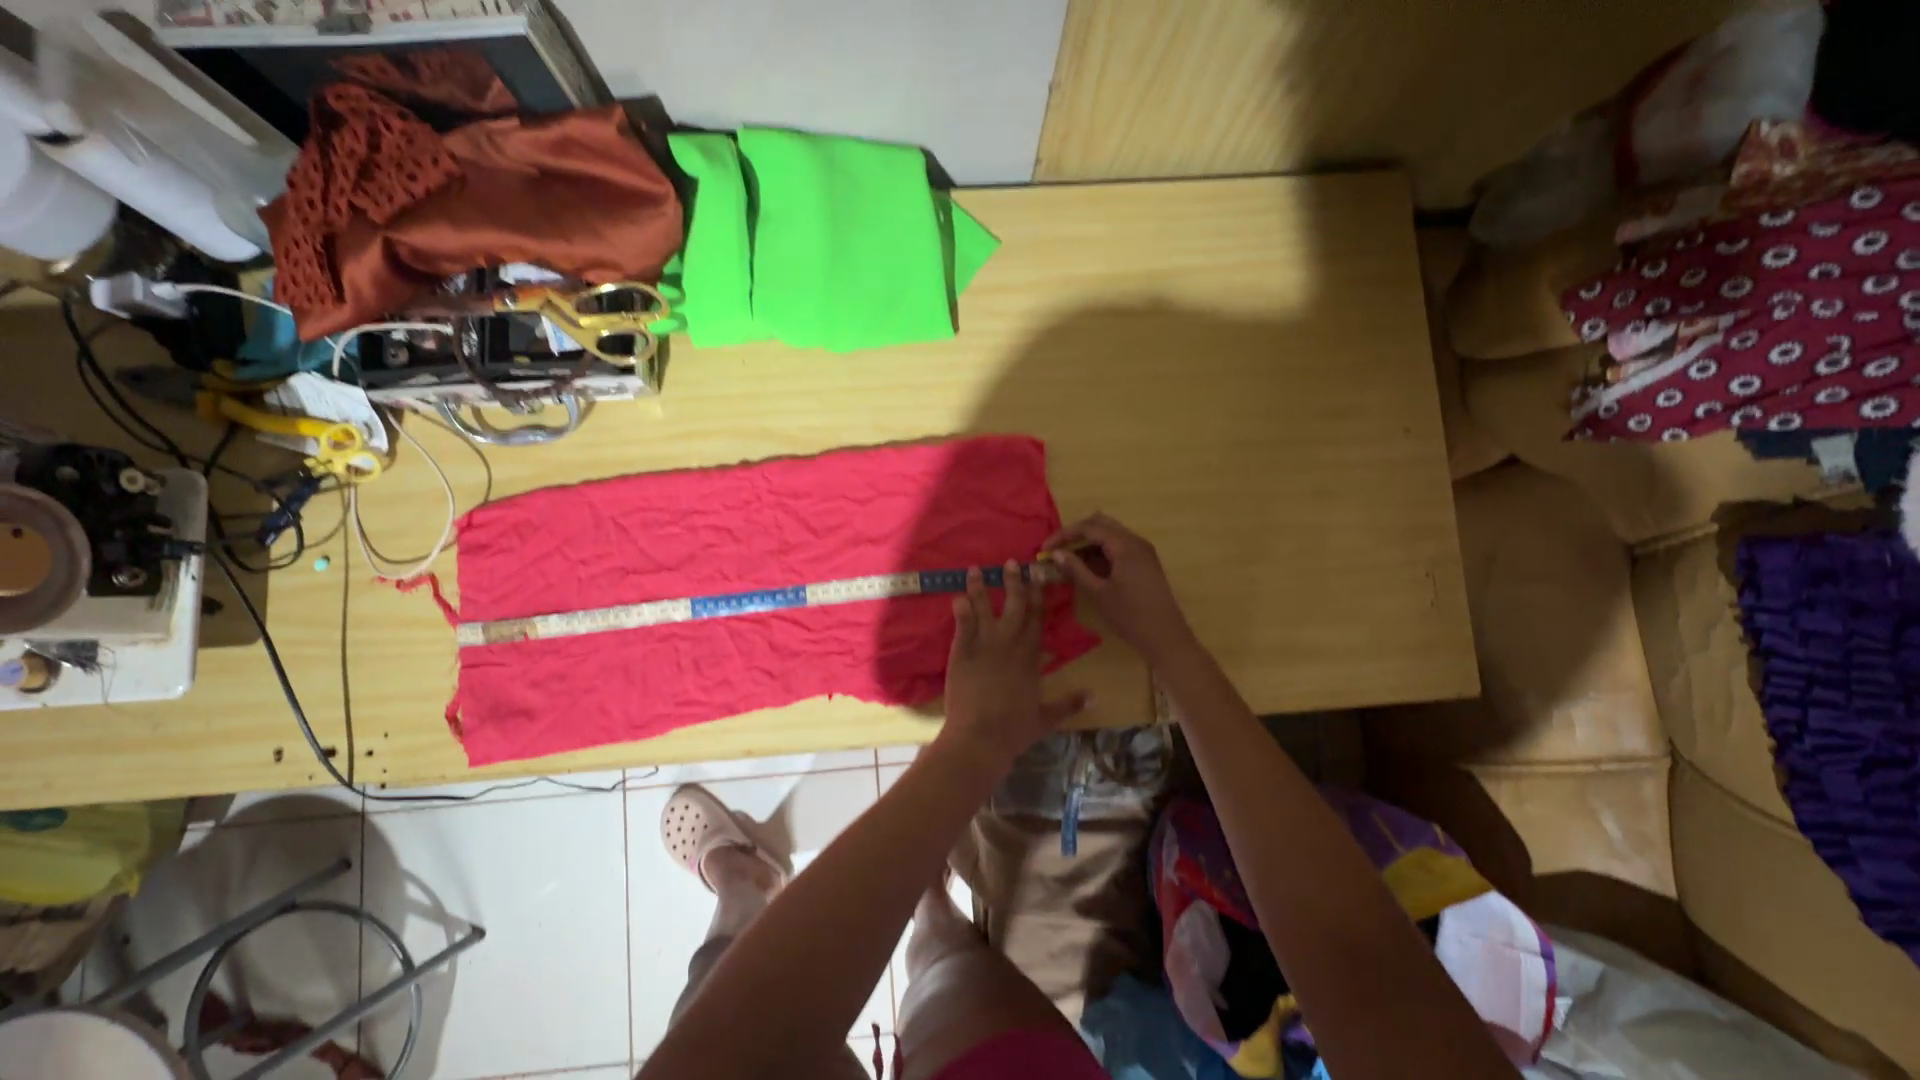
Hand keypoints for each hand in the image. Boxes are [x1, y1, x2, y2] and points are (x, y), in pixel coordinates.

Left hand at [939, 561, 1088, 768]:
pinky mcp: (961, 653)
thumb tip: (1095, 696)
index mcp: (1031, 657)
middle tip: (1011, 562)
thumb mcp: (1047, 718)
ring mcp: (984, 646)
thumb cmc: (1015, 729)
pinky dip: (960, 610)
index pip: (1038, 618)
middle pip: (1014, 606)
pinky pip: (961, 625)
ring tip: (975, 569)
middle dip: (1014, 582)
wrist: (981, 738)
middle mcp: (1010, 644)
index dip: (1038, 595)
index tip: (1038, 575)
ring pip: (984, 609)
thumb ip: (1069, 703)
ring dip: (980, 589)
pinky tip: (957, 596)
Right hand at [1044, 514, 1195, 661]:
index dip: (1064, 535)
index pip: (1089, 527)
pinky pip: (1119, 548)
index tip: (1045, 549)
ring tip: (1069, 562)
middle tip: (1057, 550)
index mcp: (1125, 545)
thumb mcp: (1098, 593)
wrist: (1165, 636)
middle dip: (1076, 534)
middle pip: (1101, 524)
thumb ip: (1076, 570)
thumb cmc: (1130, 615)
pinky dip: (1101, 553)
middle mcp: (1135, 541)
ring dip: (1088, 544)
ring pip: (1110, 535)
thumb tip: (1056, 554)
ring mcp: (1142, 551)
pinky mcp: (1144, 563)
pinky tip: (1087, 569)